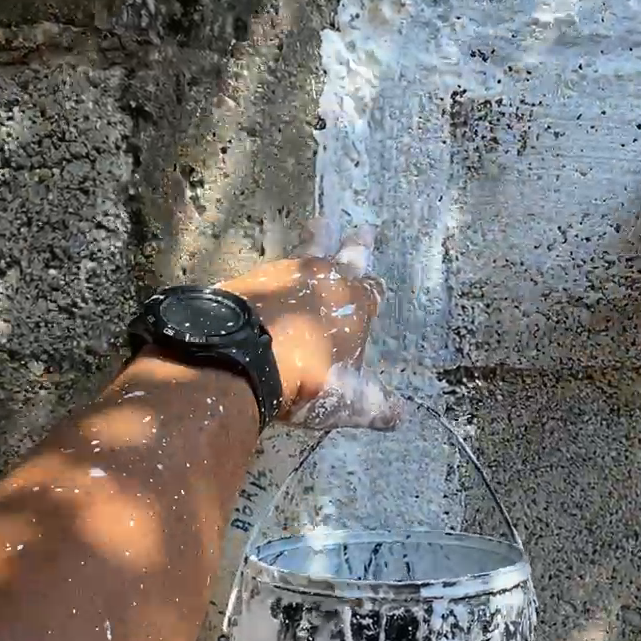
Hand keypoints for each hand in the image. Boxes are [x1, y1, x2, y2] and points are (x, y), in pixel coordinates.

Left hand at [216, 221, 400, 429]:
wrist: (241, 359)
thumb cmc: (306, 379)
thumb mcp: (347, 400)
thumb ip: (374, 406)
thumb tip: (400, 416)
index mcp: (354, 306)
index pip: (372, 293)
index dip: (376, 290)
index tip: (378, 284)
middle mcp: (324, 281)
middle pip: (345, 257)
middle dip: (356, 246)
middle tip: (363, 228)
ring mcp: (284, 274)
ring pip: (306, 253)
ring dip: (315, 241)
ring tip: (318, 225)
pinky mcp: (249, 279)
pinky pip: (269, 270)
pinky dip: (275, 272)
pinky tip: (270, 274)